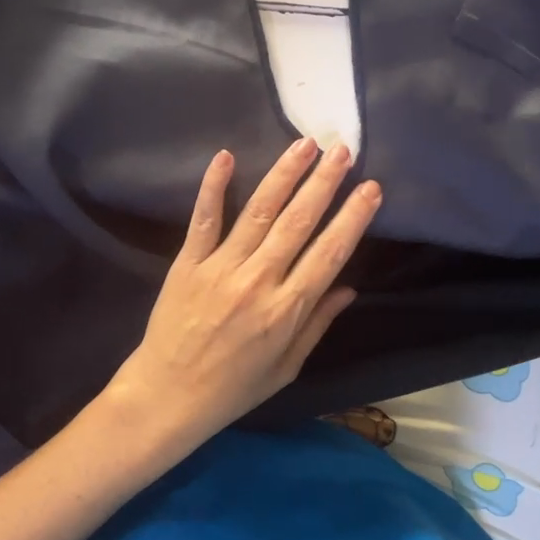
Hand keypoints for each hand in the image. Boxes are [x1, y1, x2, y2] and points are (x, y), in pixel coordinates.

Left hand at [106, 139, 381, 447]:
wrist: (168, 396)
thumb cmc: (233, 388)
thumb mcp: (286, 367)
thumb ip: (317, 323)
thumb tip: (350, 287)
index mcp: (286, 310)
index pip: (329, 253)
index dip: (353, 218)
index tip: (370, 188)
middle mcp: (258, 281)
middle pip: (298, 222)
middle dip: (324, 183)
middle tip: (342, 150)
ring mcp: (221, 267)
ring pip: (259, 211)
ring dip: (284, 174)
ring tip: (305, 144)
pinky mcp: (188, 261)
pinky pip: (204, 218)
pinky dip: (214, 185)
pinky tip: (226, 155)